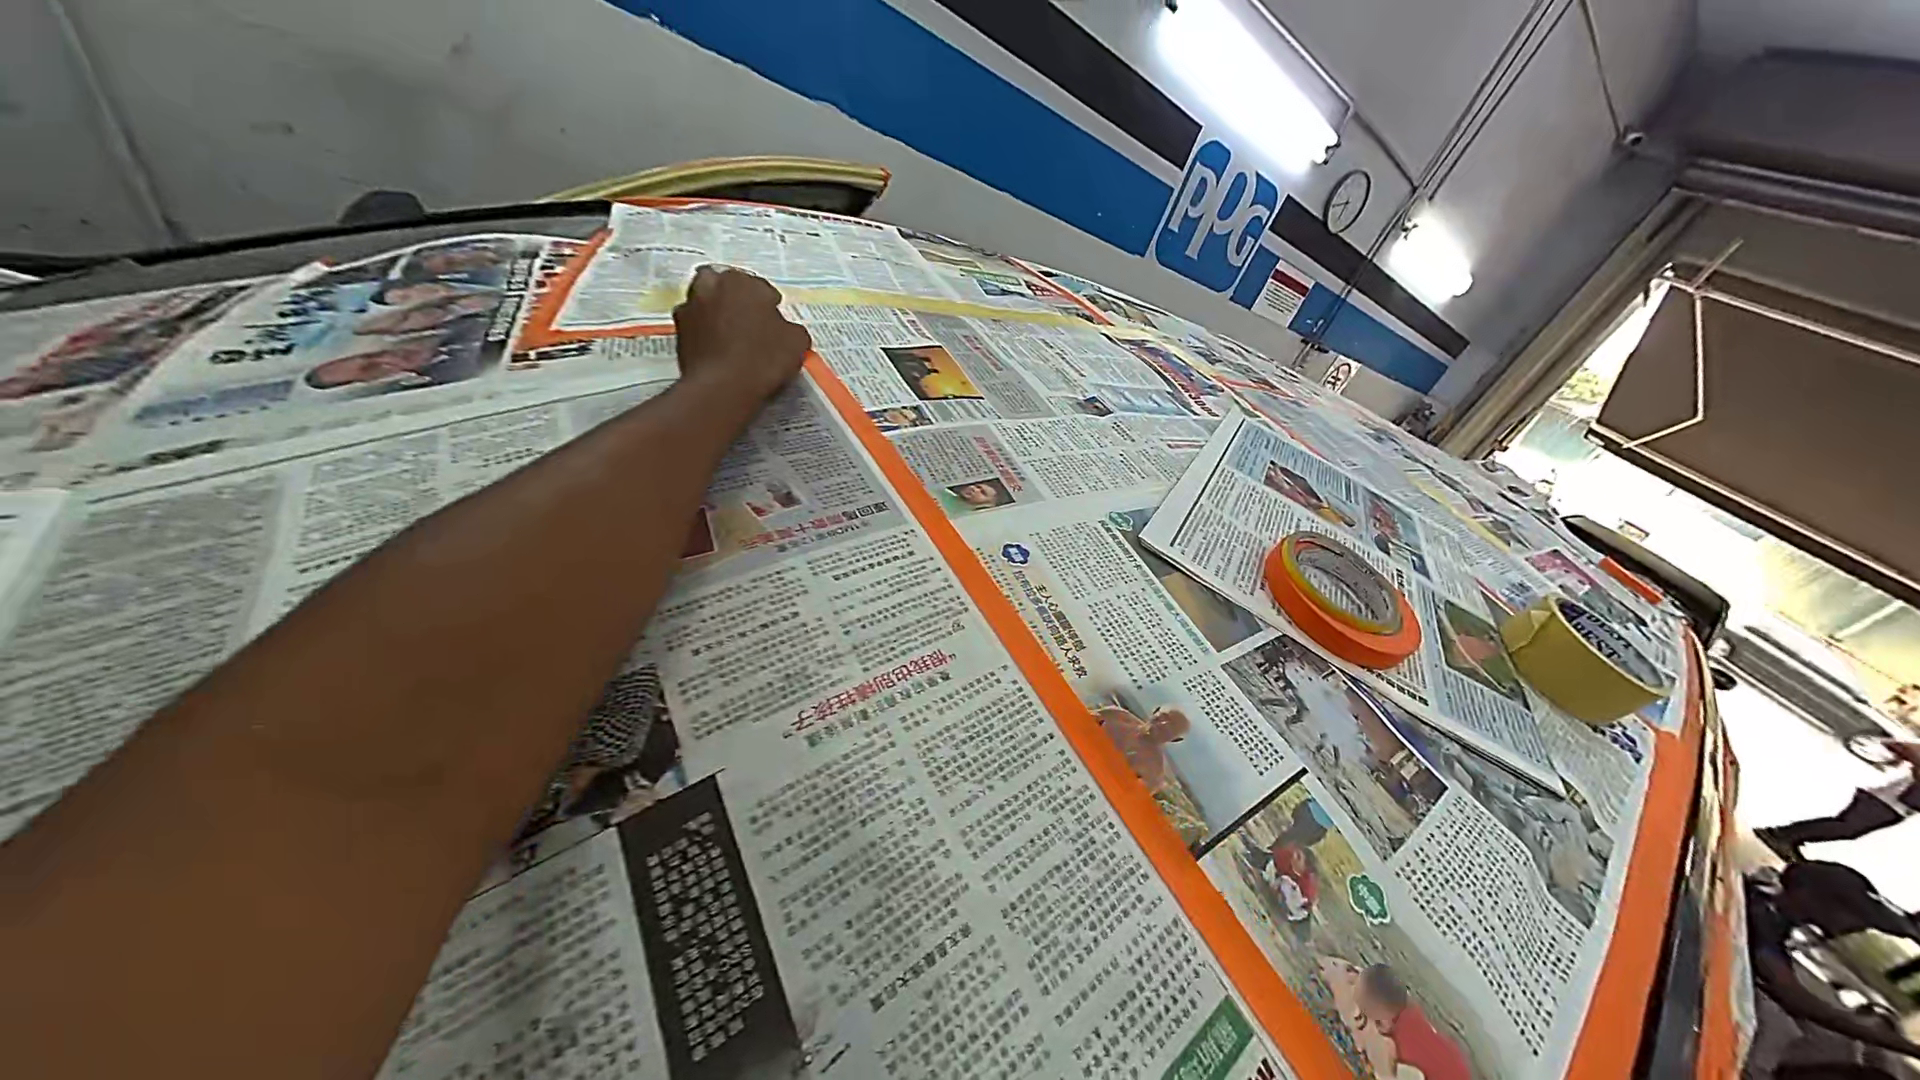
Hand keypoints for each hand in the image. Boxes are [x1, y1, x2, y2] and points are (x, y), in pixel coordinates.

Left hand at [673, 265, 811, 401]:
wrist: (722, 388)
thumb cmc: (763, 358)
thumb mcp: (797, 342)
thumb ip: (791, 328)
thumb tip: (785, 329)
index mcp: (743, 281)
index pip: (761, 288)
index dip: (769, 306)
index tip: (774, 323)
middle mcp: (712, 285)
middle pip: (725, 286)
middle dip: (736, 298)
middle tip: (749, 322)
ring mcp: (690, 307)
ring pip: (706, 303)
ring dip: (716, 313)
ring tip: (731, 338)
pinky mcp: (678, 332)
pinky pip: (696, 327)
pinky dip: (704, 334)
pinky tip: (717, 351)